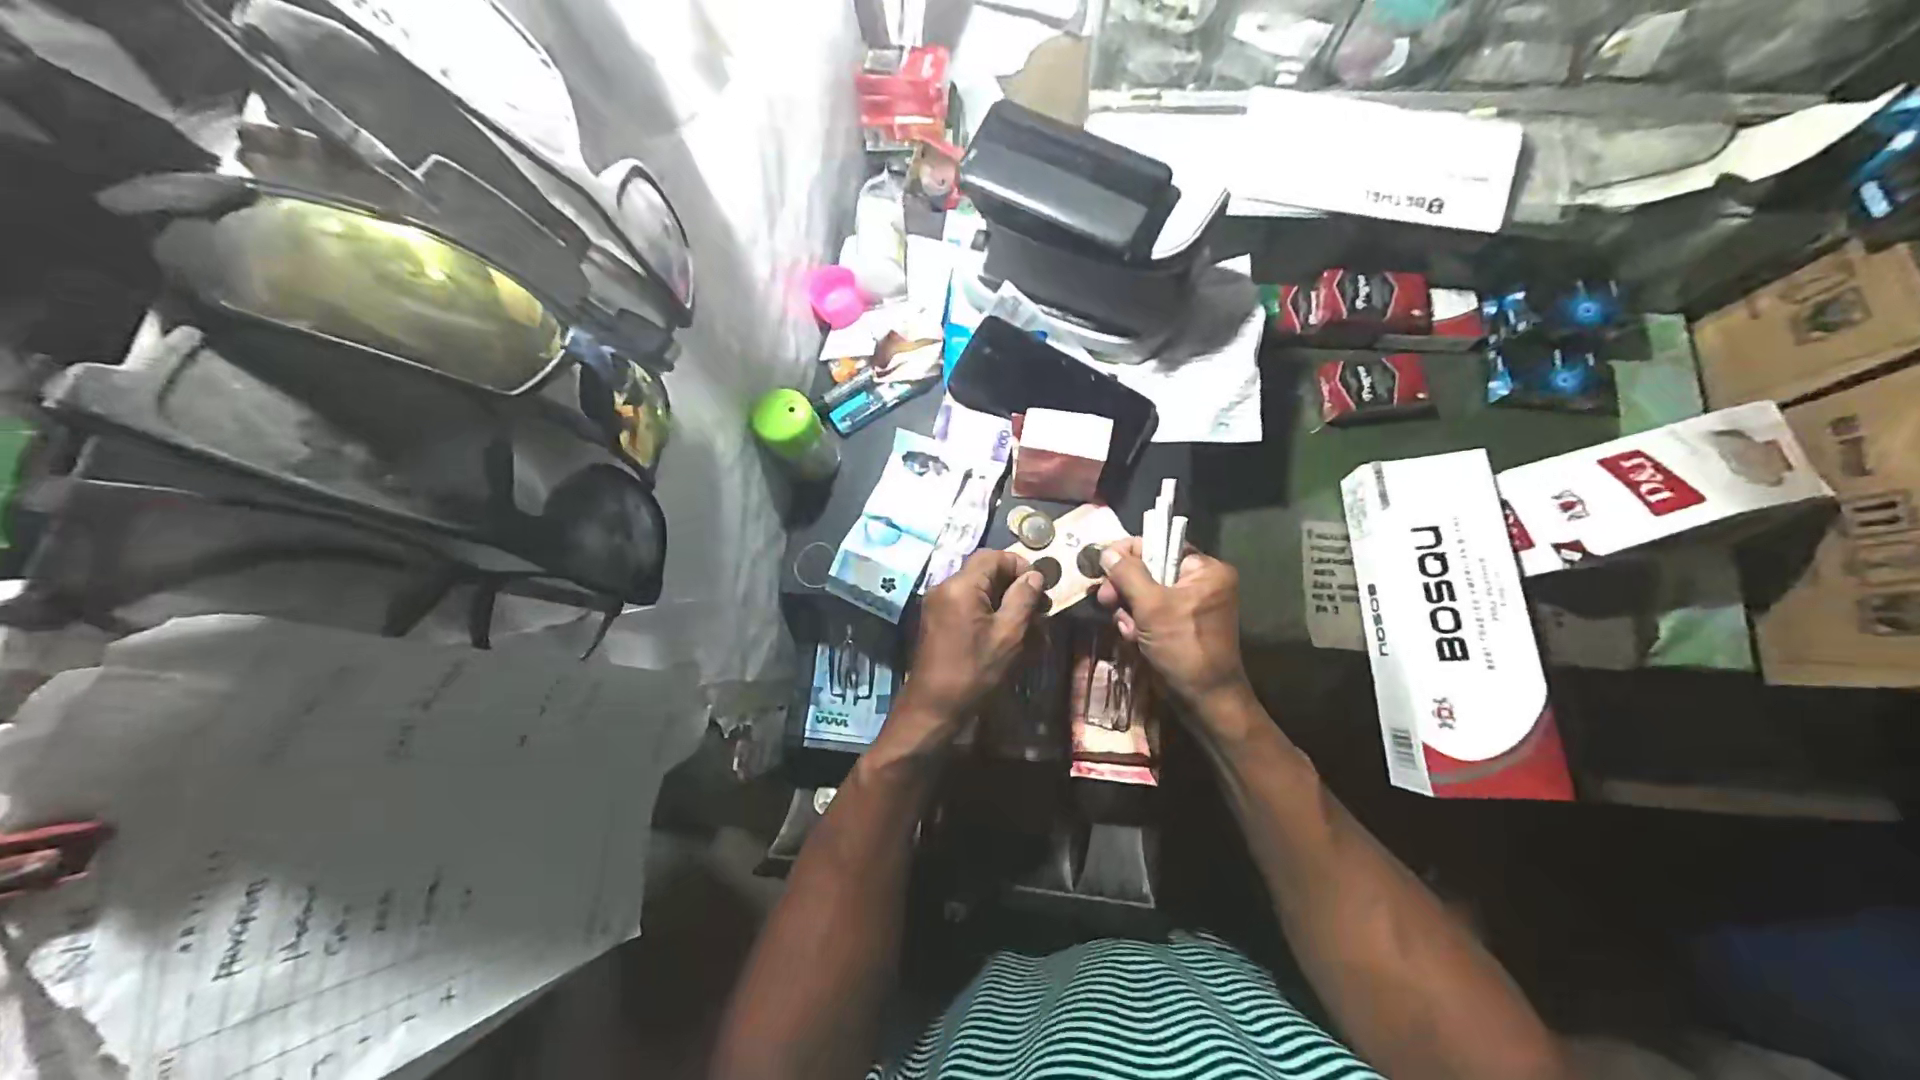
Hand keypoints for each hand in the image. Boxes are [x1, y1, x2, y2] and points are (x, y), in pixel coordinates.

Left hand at [888, 550, 1045, 745]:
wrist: (933, 707)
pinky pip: (967, 605)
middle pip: (984, 572)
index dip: (1019, 565)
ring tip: (1027, 626)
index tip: (1040, 588)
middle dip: (1014, 586)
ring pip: (978, 590)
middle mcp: (944, 587)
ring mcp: (937, 604)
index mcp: (960, 585)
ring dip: (1004, 601)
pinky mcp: (937, 621)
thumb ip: (1023, 599)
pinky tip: (1006, 636)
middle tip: (1038, 609)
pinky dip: (988, 613)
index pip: (993, 556)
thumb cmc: (974, 671)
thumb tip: (1034, 575)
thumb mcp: (1008, 635)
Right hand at [1095, 537, 1250, 714]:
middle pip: (1149, 570)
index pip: (1161, 546)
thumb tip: (1107, 552)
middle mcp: (1200, 583)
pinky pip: (1149, 614)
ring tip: (1130, 630)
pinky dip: (1137, 625)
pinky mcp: (1178, 626)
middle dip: (1126, 589)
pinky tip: (1135, 639)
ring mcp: (1189, 606)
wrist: (1204, 699)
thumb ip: (1128, 574)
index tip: (1104, 567)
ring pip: (1144, 594)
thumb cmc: (1184, 647)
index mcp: (1206, 570)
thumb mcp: (1152, 606)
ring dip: (1129, 611)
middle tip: (1107, 600)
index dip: (1129, 554)